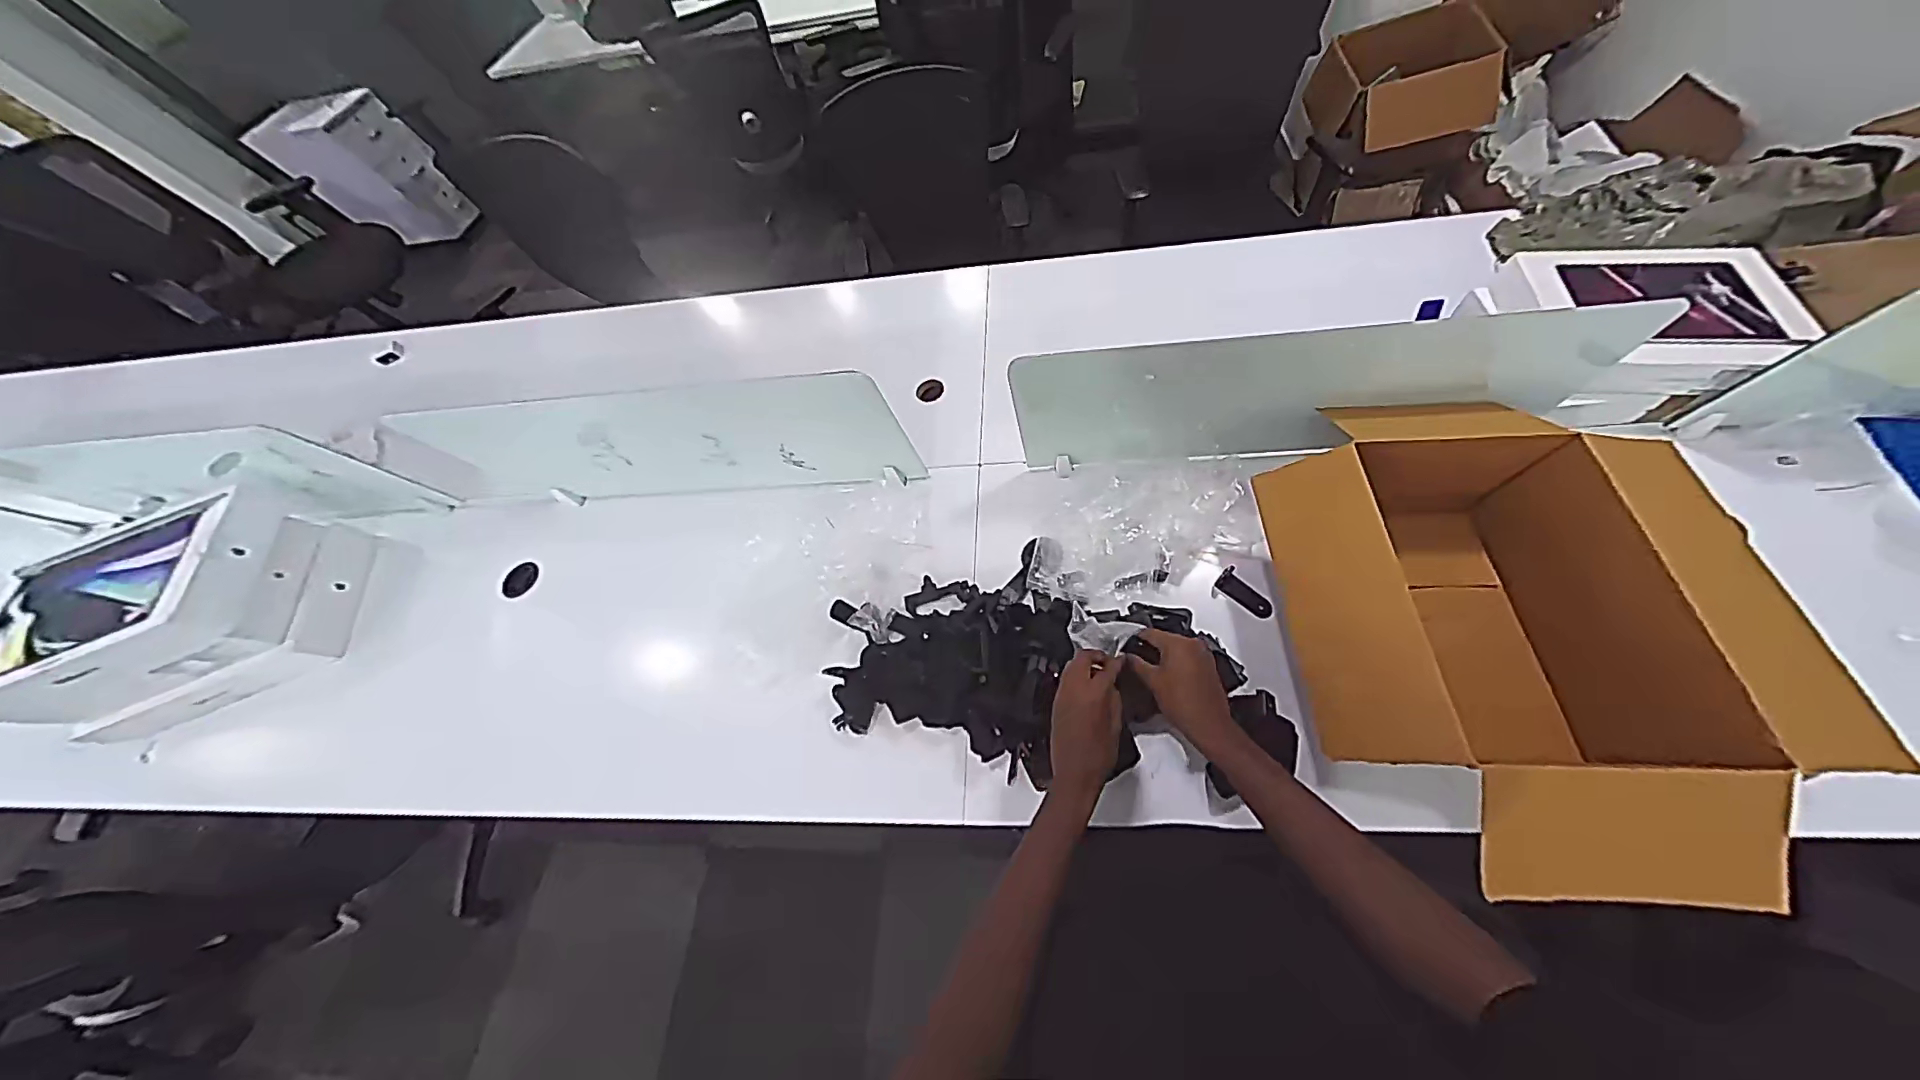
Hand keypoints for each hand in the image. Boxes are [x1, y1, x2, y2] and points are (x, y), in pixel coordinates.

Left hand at [1049, 650, 1125, 799]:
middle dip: (1096, 656)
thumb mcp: (1116, 726)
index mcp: (1094, 694)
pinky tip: (1086, 688)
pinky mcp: (1055, 704)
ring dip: (1084, 665)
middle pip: (1083, 657)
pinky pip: (1065, 681)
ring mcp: (1061, 696)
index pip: (1107, 667)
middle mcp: (1074, 691)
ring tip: (1097, 673)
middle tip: (1107, 662)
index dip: (1117, 661)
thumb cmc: (1096, 757)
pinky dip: (1075, 677)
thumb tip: (1113, 687)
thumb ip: (1114, 700)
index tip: (1121, 661)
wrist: (1074, 773)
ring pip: (1071, 666)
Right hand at [1127, 629, 1235, 749]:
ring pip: (1177, 649)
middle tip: (1136, 660)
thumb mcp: (1152, 682)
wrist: (1208, 724)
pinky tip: (1168, 677)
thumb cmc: (1184, 705)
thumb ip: (1137, 664)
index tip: (1128, 645)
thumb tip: (1129, 657)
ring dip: (1164, 657)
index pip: (1150, 632)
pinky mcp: (1208, 666)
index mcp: (1179, 644)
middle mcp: (1194, 645)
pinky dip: (1177, 663)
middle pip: (1165, 639)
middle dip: (1150, 649)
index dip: (1136, 639)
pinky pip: (1188, 657)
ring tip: (1151, 671)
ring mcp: (1203, 655)